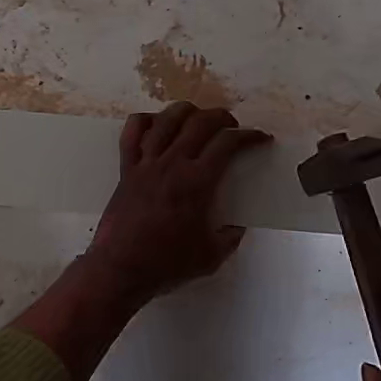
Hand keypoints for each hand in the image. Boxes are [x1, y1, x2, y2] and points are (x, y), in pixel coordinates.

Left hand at [83, 101, 271, 308]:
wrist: (120, 269)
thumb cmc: (167, 265)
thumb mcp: (211, 256)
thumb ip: (229, 238)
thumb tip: (236, 227)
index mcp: (197, 182)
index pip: (228, 144)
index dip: (249, 136)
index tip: (260, 138)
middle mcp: (172, 164)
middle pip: (200, 123)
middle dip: (222, 117)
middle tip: (232, 125)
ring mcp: (146, 164)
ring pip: (166, 120)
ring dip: (187, 111)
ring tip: (198, 116)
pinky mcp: (126, 170)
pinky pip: (132, 134)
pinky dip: (145, 121)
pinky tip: (156, 123)